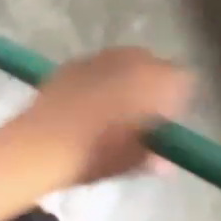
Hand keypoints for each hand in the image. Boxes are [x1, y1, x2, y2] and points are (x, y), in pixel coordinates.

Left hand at [4, 48, 194, 183]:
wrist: (37, 145)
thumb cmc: (91, 155)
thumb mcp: (127, 161)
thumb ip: (151, 156)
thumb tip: (165, 163)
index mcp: (156, 81)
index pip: (183, 81)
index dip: (175, 102)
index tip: (162, 123)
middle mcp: (133, 60)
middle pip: (155, 65)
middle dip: (151, 86)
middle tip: (137, 116)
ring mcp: (100, 57)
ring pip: (125, 62)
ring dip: (124, 79)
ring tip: (109, 109)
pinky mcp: (72, 63)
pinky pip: (96, 67)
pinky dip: (97, 80)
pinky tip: (83, 103)